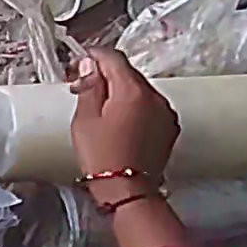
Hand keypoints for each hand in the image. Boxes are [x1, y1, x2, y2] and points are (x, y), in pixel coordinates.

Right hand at [70, 49, 178, 203]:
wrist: (128, 190)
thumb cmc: (100, 154)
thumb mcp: (84, 119)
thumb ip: (89, 87)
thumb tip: (90, 64)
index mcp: (132, 91)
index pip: (113, 58)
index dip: (93, 56)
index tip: (77, 65)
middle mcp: (155, 96)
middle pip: (128, 73)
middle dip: (105, 75)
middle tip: (81, 87)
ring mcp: (166, 111)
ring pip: (139, 89)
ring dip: (119, 90)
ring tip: (99, 107)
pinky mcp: (169, 127)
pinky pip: (149, 106)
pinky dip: (133, 105)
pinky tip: (118, 121)